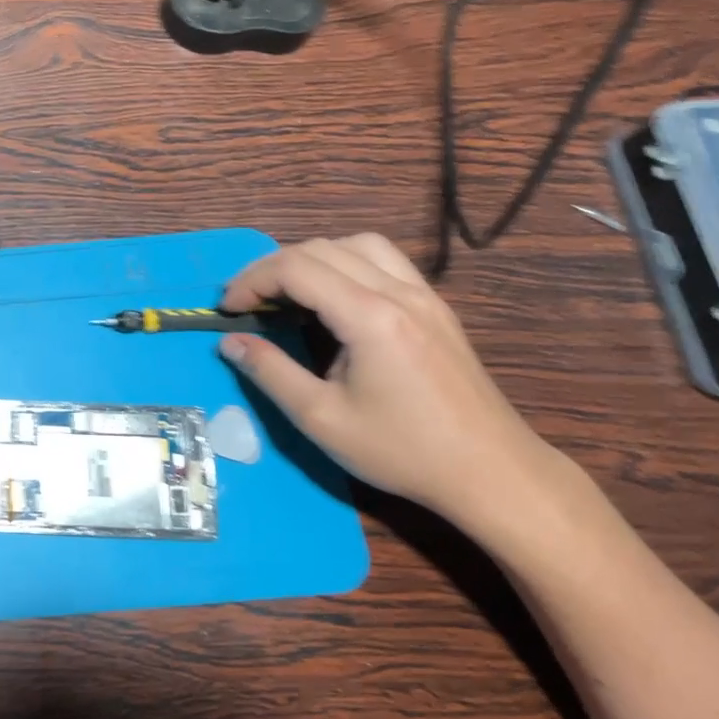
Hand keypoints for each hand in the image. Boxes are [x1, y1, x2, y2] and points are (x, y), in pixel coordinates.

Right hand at [217, 234, 553, 528]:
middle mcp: (399, 293)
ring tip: (287, 292)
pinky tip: (333, 298)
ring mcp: (424, 297)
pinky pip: (384, 261)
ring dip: (311, 258)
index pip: (295, 268)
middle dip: (272, 268)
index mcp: (370, 317)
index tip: (227, 310)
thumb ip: (270, 373)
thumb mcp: (321, 419)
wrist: (492, 473)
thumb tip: (231, 342)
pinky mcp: (436, 309)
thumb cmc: (402, 450)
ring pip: (357, 245)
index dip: (251, 281)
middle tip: (247, 303)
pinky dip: (346, 264)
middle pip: (321, 248)